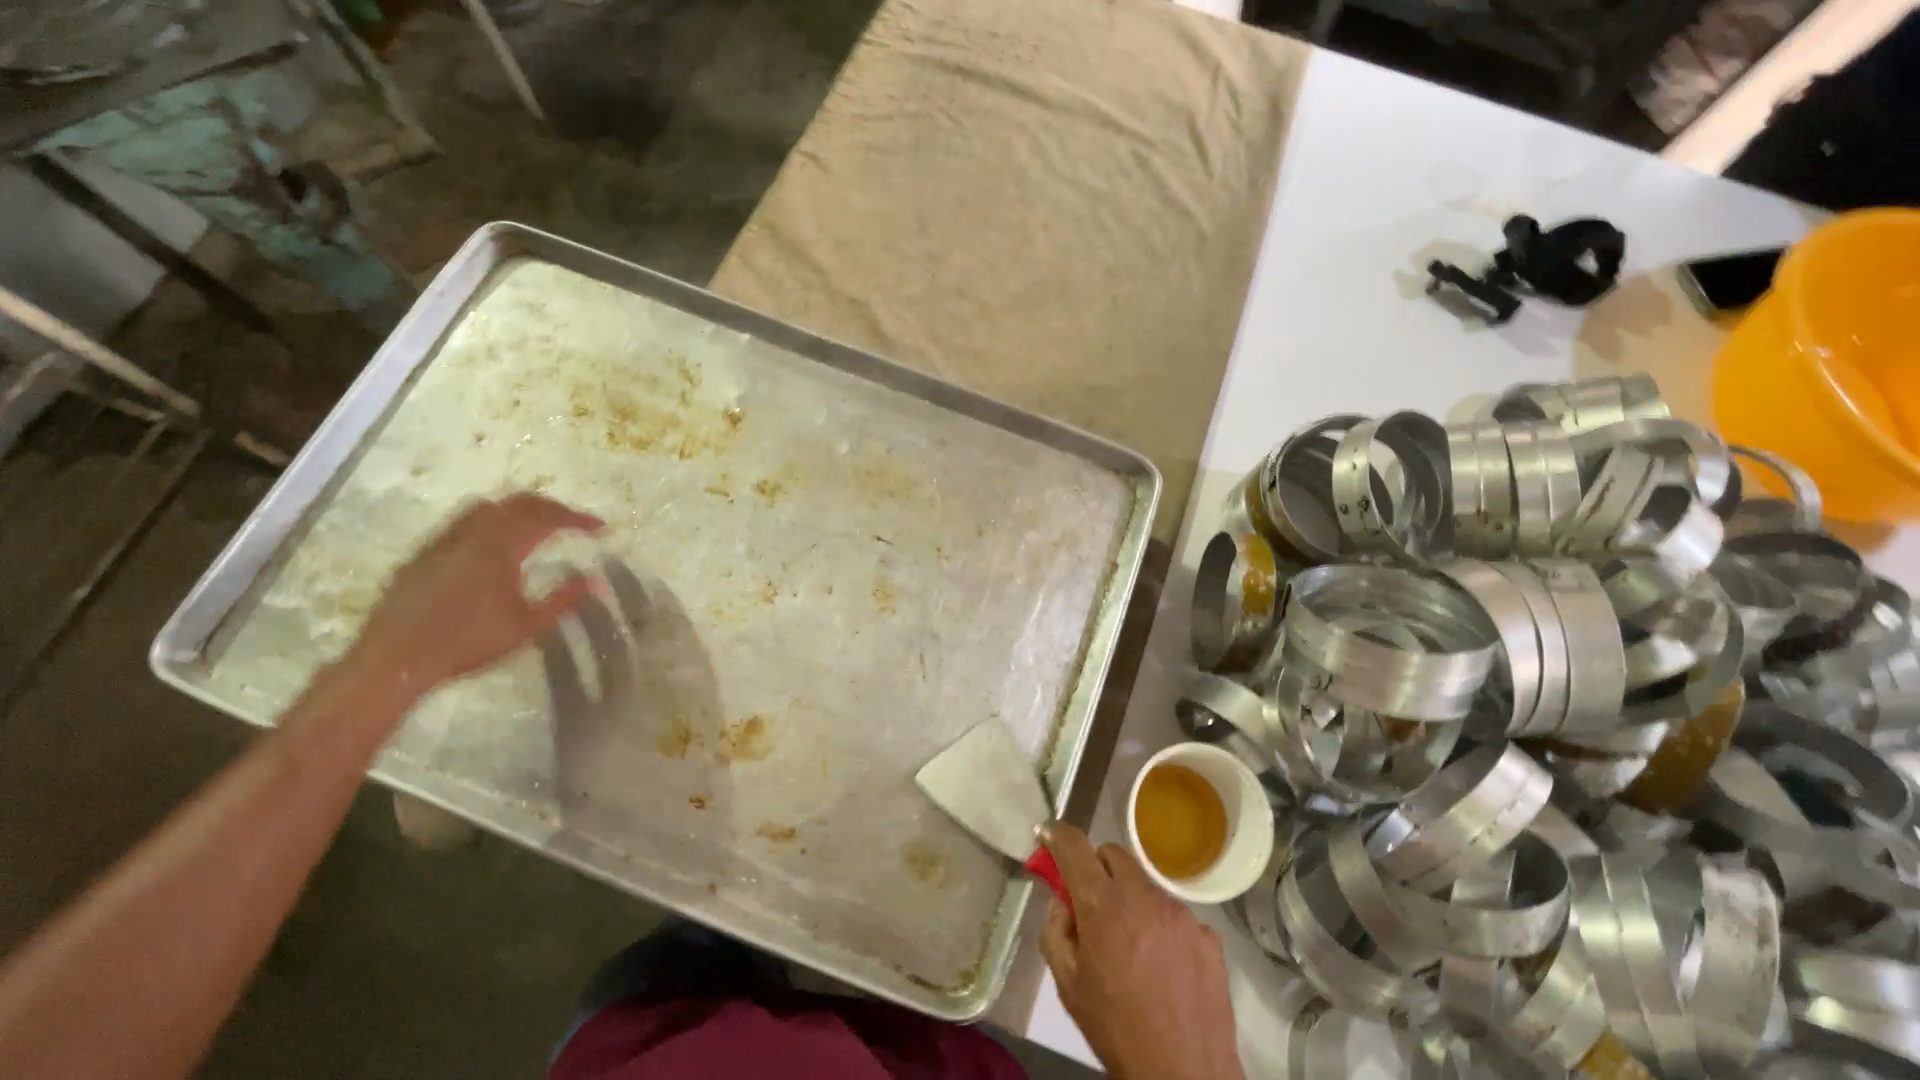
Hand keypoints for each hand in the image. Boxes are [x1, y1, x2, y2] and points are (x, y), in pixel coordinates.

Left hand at [347, 493, 604, 700]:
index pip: (548, 519)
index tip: (600, 528)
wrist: (398, 657)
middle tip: (572, 522)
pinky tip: (492, 543)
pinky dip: (490, 520)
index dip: (577, 519)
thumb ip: (562, 600)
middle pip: (519, 503)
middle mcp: (474, 534)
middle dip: (551, 507)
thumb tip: (595, 580)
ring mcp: (445, 539)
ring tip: (535, 525)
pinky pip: (464, 520)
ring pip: (488, 506)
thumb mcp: (525, 627)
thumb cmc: (468, 643)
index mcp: (502, 548)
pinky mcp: (426, 551)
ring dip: (519, 509)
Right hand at [1039, 824, 1242, 1079]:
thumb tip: (1062, 902)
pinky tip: (1161, 965)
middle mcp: (1144, 896)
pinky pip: (1175, 915)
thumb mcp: (1067, 984)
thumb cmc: (1115, 1028)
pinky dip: (1161, 926)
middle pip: (1114, 855)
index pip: (1076, 847)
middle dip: (1096, 868)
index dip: (1058, 836)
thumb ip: (1055, 931)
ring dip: (1130, 899)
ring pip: (1145, 885)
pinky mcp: (1207, 934)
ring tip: (1130, 945)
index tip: (1050, 837)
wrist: (1183, 1071)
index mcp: (1103, 905)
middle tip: (1090, 903)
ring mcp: (1181, 914)